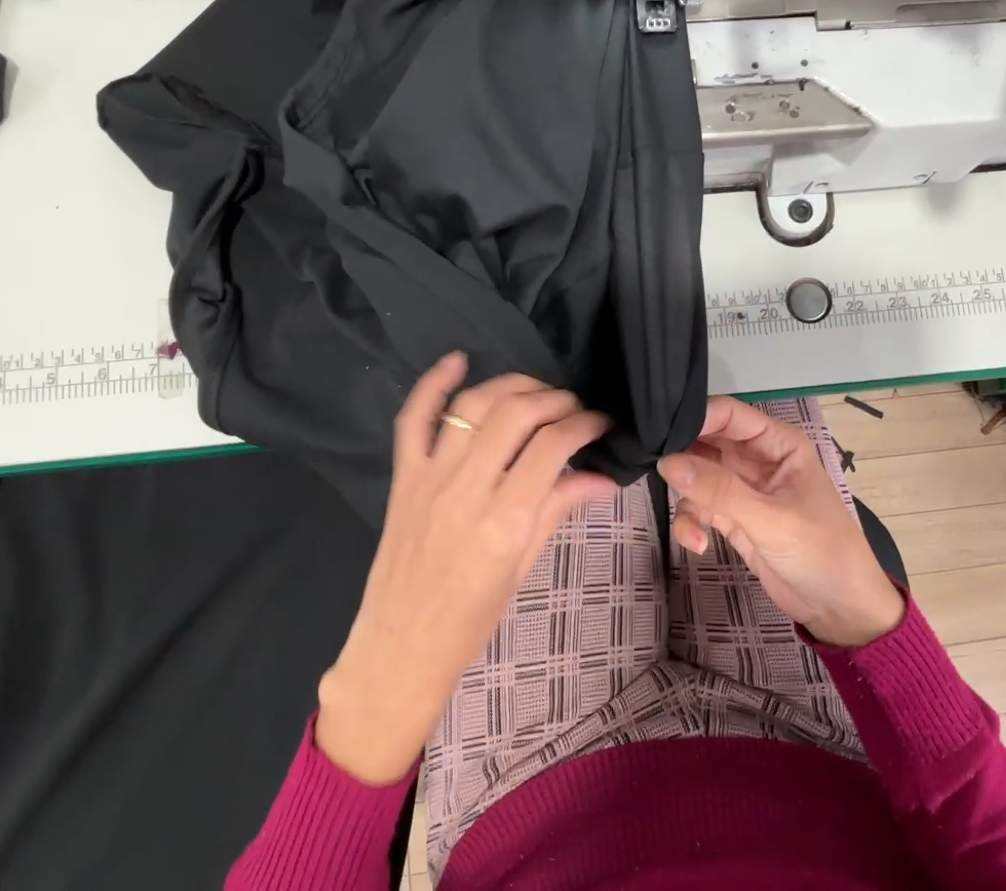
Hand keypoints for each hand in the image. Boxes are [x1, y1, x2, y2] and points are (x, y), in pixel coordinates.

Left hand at [315, 353, 615, 783]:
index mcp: (504, 520)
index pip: (553, 447)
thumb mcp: (523, 567)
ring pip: (473, 407)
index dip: (585, 424)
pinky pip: (412, 419)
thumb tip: (604, 477)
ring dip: (511, 386)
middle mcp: (466, 490)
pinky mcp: (402, 477)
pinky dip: (432, 383)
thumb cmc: (471, 618)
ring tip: (537, 391)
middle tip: (575, 408)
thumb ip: (558, 510)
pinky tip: (458, 360)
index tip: (603, 423)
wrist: (401, 646)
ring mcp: (429, 479)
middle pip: (516, 414)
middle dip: (555, 399)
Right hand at [658, 397, 904, 647]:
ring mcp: (743, 489)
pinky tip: (697, 544)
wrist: (839, 607)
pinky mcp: (732, 518)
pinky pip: (699, 508)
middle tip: (655, 474)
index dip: (696, 419)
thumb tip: (667, 463)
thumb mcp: (771, 519)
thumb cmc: (820, 550)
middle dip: (681, 459)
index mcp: (779, 443)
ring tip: (690, 529)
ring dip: (686, 500)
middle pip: (706, 442)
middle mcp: (758, 458)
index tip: (661, 437)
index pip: (729, 415)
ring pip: (697, 477)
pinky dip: (691, 523)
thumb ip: (719, 490)